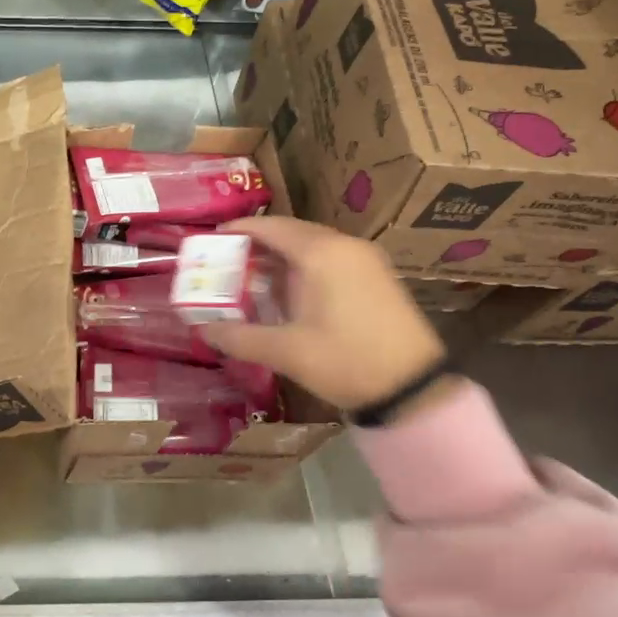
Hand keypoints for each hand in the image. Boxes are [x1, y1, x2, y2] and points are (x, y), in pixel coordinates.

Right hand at [202, 217, 445, 410]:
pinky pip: (330, 260)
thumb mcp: (286, 352)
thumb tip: (203, 329)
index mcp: (321, 253)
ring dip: (279, 260)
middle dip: (256, 247)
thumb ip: (239, 336)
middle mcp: (344, 246)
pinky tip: (287, 295)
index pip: (270, 227)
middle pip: (291, 233)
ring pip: (311, 247)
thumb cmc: (346, 361)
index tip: (211, 241)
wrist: (414, 389)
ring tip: (250, 282)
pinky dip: (303, 270)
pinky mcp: (376, 277)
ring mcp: (365, 260)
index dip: (239, 231)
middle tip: (225, 265)